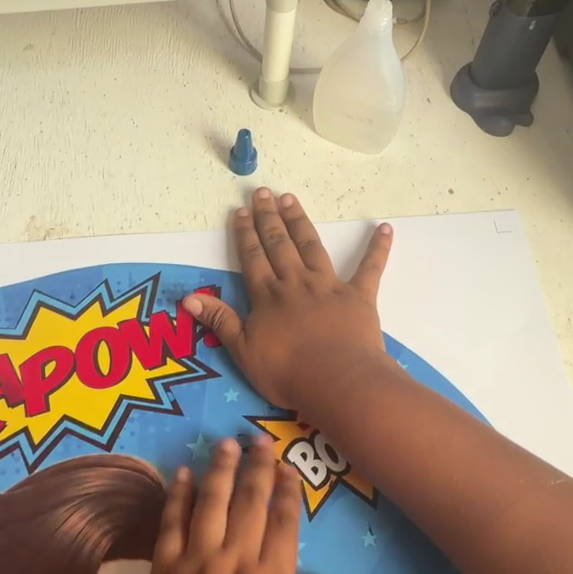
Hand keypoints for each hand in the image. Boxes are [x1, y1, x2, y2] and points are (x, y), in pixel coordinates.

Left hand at [98, 435, 342, 573]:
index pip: (285, 525)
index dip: (288, 493)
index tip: (289, 468)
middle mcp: (237, 560)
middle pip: (250, 503)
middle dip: (257, 467)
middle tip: (258, 437)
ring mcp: (198, 560)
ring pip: (212, 502)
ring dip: (220, 469)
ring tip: (226, 442)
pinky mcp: (164, 567)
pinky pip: (172, 522)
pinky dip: (178, 495)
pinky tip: (182, 474)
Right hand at [182, 188, 399, 416]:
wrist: (336, 381)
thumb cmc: (286, 373)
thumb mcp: (243, 351)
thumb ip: (219, 321)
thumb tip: (188, 298)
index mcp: (268, 297)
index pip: (252, 259)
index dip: (245, 235)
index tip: (240, 211)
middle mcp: (296, 283)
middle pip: (279, 245)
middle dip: (269, 218)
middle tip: (263, 192)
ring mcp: (329, 287)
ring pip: (312, 247)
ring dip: (300, 222)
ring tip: (291, 199)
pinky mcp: (359, 297)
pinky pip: (370, 268)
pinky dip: (378, 248)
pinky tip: (384, 228)